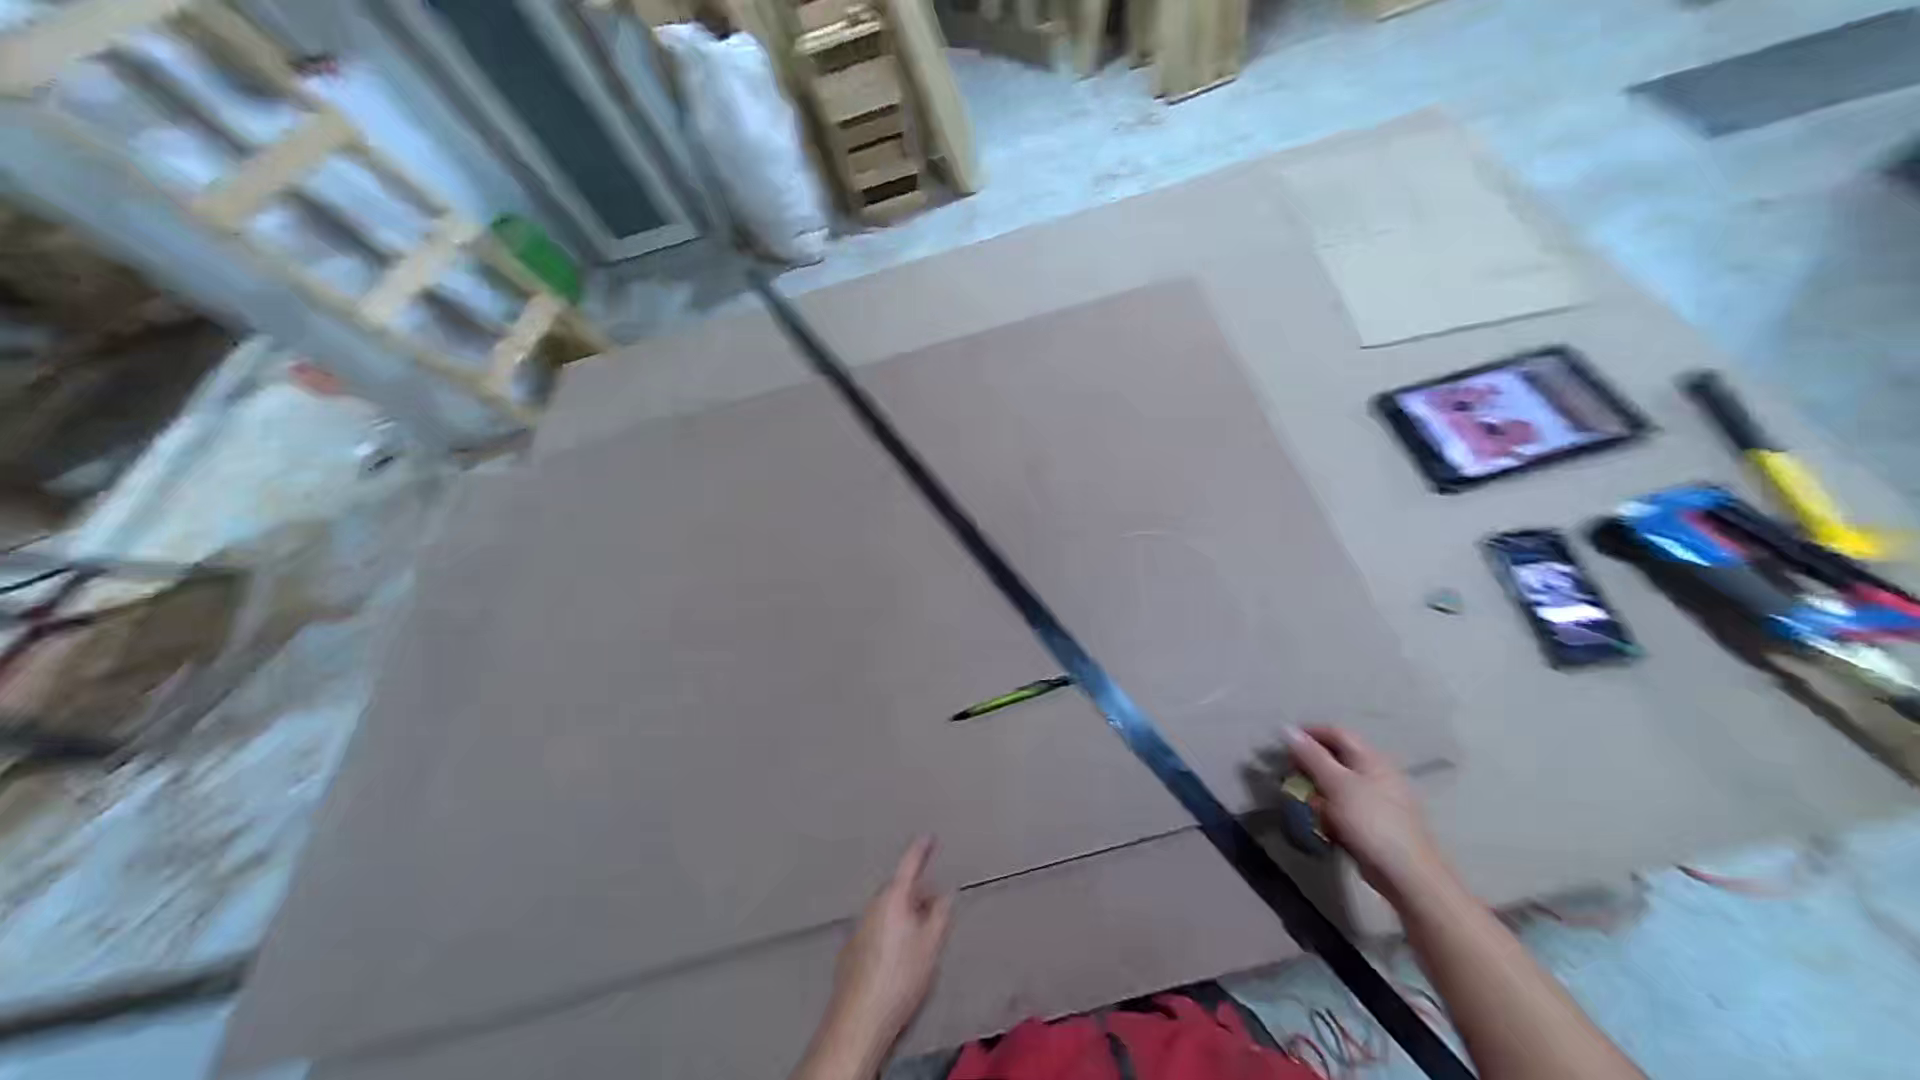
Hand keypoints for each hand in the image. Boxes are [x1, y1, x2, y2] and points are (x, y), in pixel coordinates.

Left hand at [826, 835, 954, 1048]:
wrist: (859, 1019)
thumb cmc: (901, 976)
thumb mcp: (931, 944)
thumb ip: (940, 913)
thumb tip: (944, 892)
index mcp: (893, 897)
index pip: (909, 864)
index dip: (921, 849)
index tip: (930, 836)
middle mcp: (873, 905)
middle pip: (899, 889)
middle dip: (917, 892)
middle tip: (936, 905)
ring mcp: (859, 926)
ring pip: (888, 909)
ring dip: (905, 913)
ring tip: (922, 934)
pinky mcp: (851, 949)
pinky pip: (878, 928)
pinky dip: (891, 930)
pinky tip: (899, 955)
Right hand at [1283, 726, 1445, 898]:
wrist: (1407, 873)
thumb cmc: (1370, 821)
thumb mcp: (1336, 784)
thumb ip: (1311, 756)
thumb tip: (1287, 729)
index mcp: (1371, 758)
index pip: (1336, 732)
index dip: (1309, 733)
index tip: (1284, 743)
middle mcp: (1377, 773)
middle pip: (1337, 758)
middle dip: (1311, 765)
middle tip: (1290, 774)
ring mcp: (1379, 798)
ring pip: (1340, 783)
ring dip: (1319, 790)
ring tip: (1306, 803)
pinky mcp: (1377, 821)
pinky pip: (1347, 806)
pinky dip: (1332, 809)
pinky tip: (1325, 823)